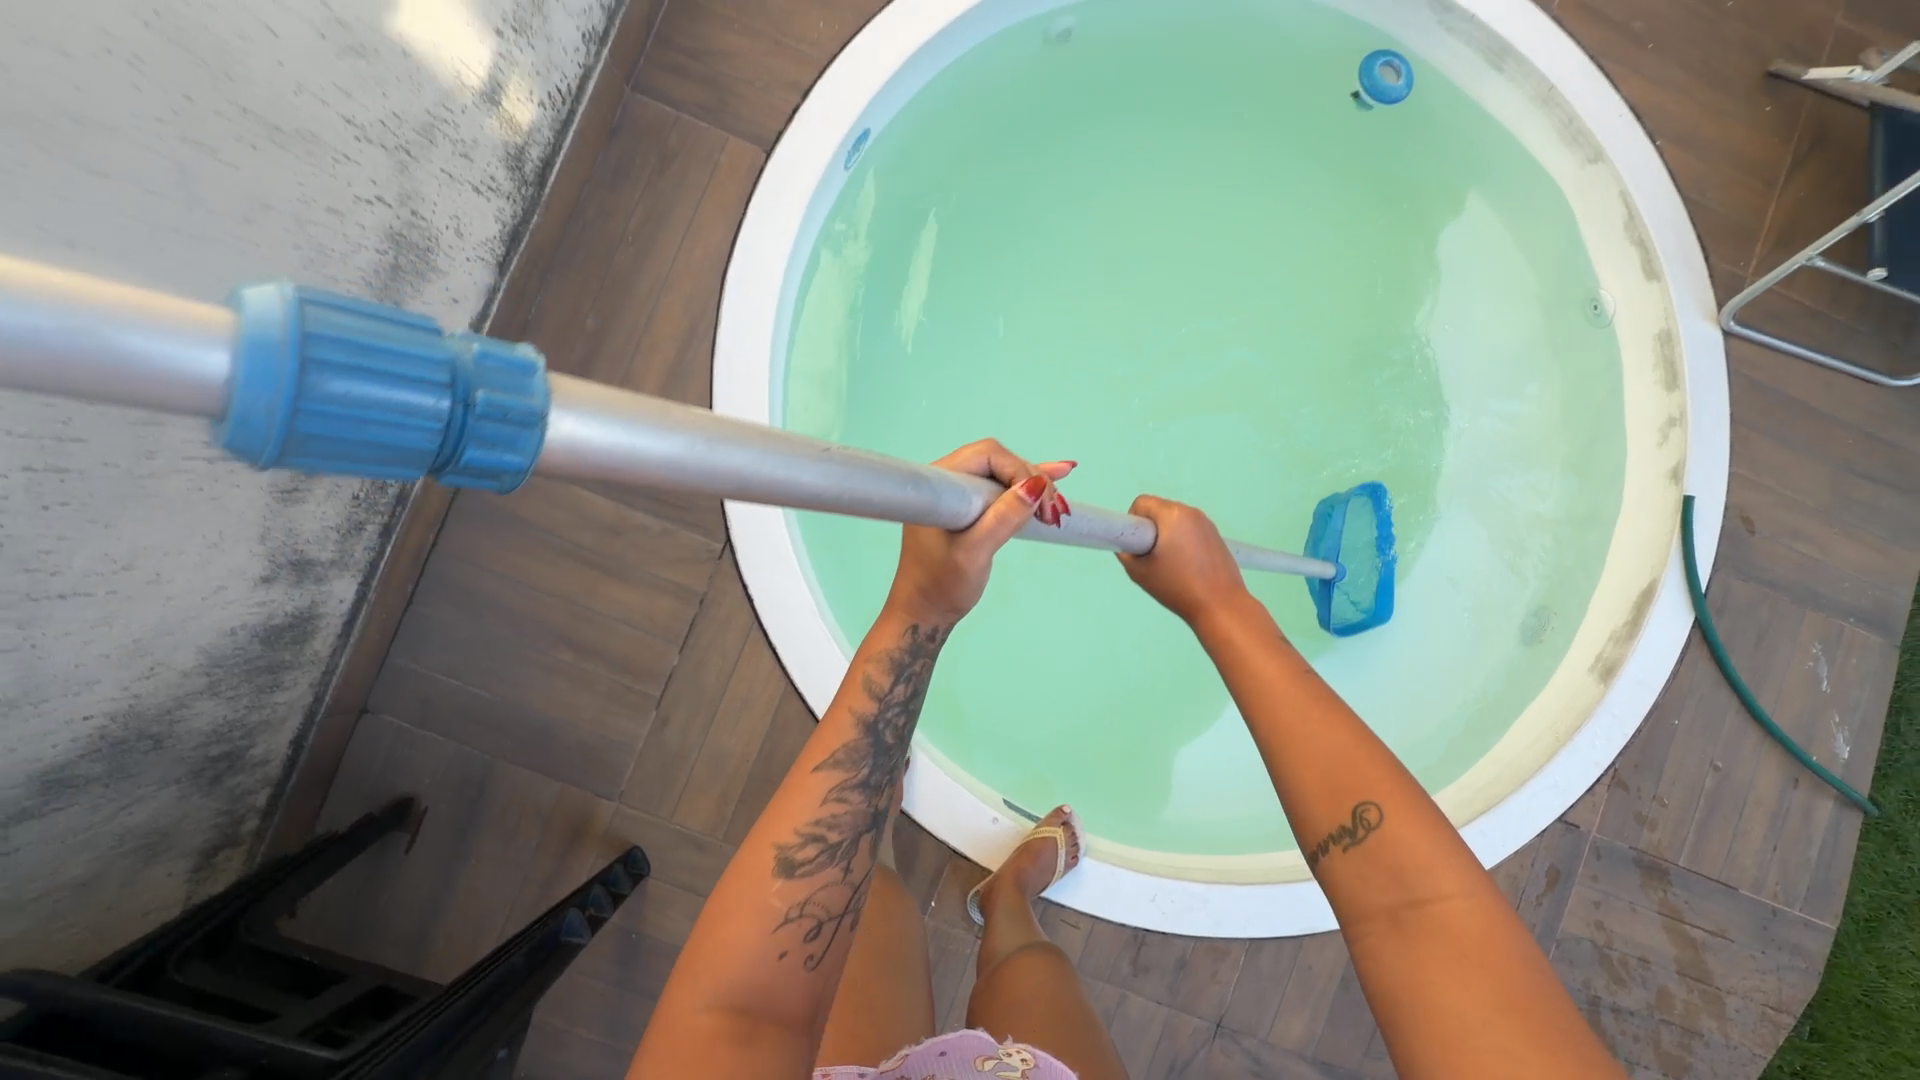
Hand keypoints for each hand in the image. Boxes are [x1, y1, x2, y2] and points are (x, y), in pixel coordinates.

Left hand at [884, 440, 1073, 625]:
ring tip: (1058, 510)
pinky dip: (1029, 486)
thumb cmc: (939, 585)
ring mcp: (960, 493)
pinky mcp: (971, 506)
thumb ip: (1003, 518)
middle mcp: (949, 481)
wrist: (925, 610)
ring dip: (1035, 487)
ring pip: (1005, 474)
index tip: (1042, 505)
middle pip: (1000, 461)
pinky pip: (1002, 487)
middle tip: (1053, 515)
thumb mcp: (974, 554)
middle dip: (1032, 480)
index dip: (1020, 471)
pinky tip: (1061, 473)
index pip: (987, 456)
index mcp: (940, 484)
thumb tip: (1036, 485)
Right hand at [1117, 495, 1252, 625]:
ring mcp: (1207, 523)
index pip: (1142, 503)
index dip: (1134, 523)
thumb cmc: (1176, 586)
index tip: (1138, 546)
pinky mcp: (1217, 535)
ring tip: (1171, 565)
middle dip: (1151, 530)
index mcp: (1172, 514)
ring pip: (1175, 521)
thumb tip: (1129, 545)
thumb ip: (1126, 552)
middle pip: (1159, 510)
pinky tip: (1188, 567)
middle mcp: (1191, 511)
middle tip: (1152, 558)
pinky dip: (1183, 542)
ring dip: (1167, 536)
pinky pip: (1190, 530)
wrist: (1220, 605)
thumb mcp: (1138, 572)